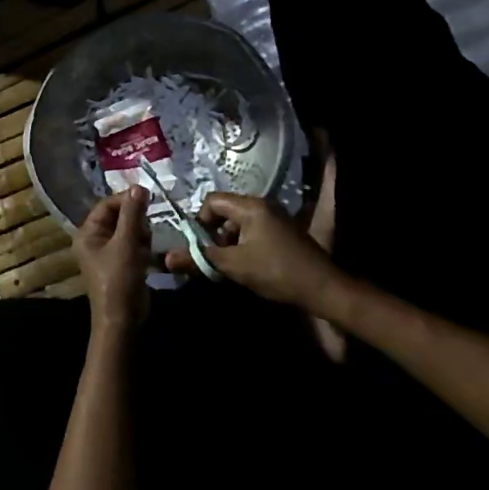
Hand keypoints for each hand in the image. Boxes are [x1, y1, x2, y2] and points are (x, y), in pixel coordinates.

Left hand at [75, 188, 152, 330]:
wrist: (123, 319)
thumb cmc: (119, 279)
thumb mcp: (126, 243)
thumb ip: (132, 214)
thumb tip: (139, 186)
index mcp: (87, 234)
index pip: (106, 205)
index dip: (126, 199)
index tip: (147, 197)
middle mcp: (95, 240)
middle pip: (118, 216)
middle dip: (135, 220)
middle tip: (147, 228)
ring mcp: (109, 253)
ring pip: (128, 230)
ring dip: (140, 234)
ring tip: (145, 246)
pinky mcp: (122, 263)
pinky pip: (134, 244)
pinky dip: (142, 246)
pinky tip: (148, 256)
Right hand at [165, 193, 343, 309]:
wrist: (322, 288)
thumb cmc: (276, 272)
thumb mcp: (233, 266)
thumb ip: (200, 258)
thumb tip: (166, 257)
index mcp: (251, 207)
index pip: (212, 201)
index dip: (200, 222)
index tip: (201, 246)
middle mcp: (263, 206)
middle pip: (225, 212)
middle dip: (214, 235)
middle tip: (214, 259)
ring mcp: (275, 218)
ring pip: (239, 224)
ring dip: (229, 243)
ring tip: (231, 267)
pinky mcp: (283, 232)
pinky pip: (253, 231)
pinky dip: (244, 246)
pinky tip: (248, 268)